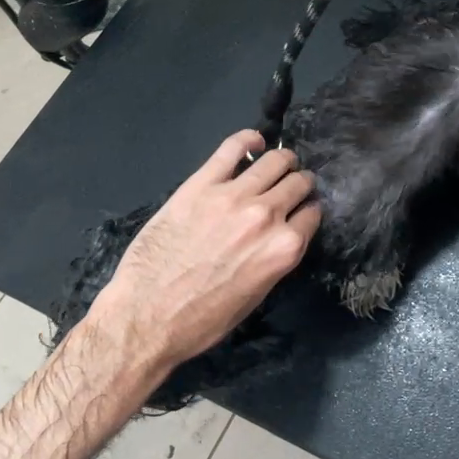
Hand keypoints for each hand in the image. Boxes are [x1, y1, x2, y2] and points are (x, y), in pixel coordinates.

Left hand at [83, 131, 320, 369]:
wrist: (146, 317)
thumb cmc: (203, 319)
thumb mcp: (257, 295)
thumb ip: (276, 258)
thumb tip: (283, 233)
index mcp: (285, 248)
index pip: (312, 213)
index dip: (308, 210)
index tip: (302, 209)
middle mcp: (267, 216)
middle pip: (298, 183)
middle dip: (300, 183)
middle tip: (290, 185)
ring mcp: (234, 196)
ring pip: (275, 160)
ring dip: (282, 161)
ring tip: (275, 164)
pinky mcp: (202, 184)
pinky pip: (233, 147)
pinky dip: (248, 139)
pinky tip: (253, 142)